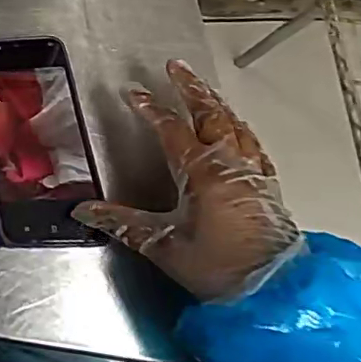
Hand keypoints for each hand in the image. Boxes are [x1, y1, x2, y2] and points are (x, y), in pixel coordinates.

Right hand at [74, 60, 298, 300]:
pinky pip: (254, 145)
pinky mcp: (269, 187)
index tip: (132, 93)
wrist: (274, 294)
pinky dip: (242, 128)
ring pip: (233, 123)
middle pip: (208, 112)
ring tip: (204, 88)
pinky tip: (240, 128)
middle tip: (176, 67)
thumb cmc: (221, 270)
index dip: (149, 108)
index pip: (170, 127)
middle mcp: (229, 163)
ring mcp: (252, 172)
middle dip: (190, 87)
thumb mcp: (165, 246)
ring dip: (216, 101)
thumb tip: (86, 212)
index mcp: (202, 172)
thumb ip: (124, 224)